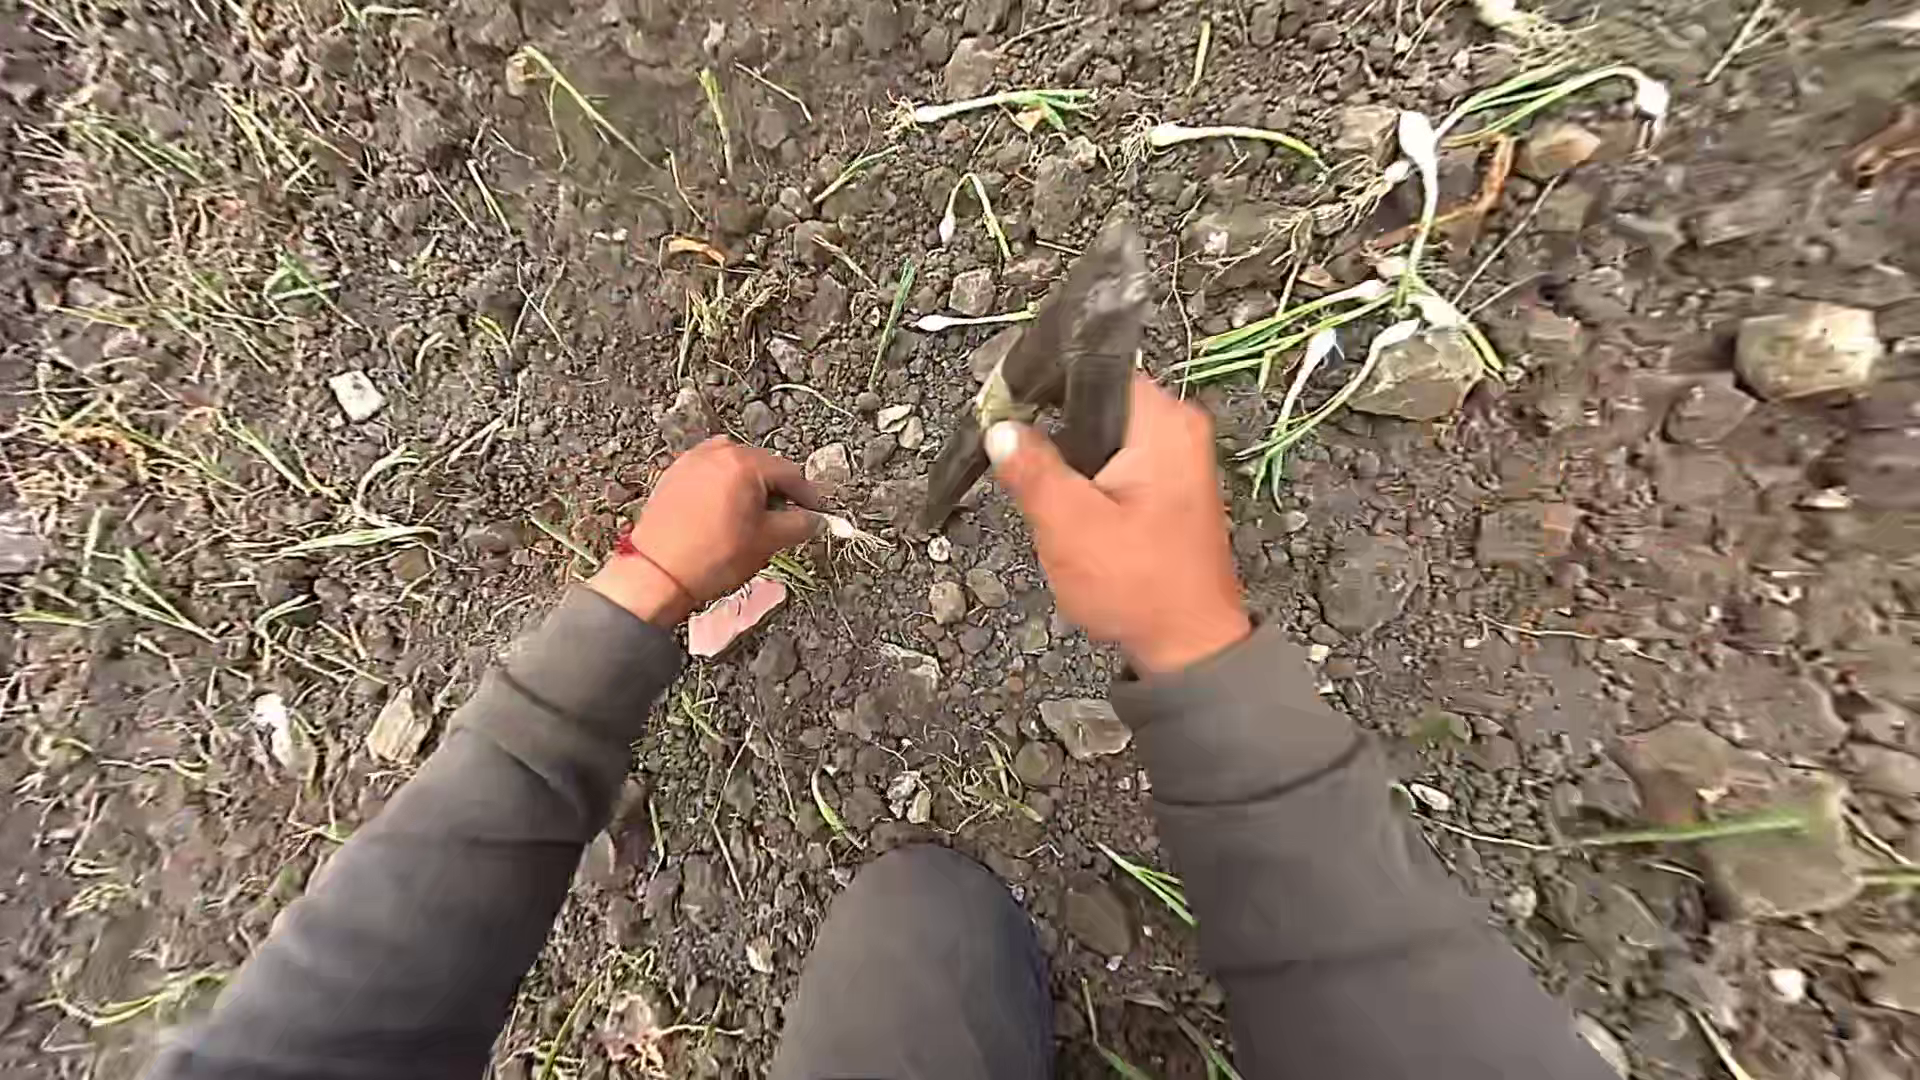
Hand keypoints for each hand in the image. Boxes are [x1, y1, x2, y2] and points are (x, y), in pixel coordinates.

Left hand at [588, 438, 821, 626]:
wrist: (656, 573)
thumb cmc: (716, 556)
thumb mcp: (769, 541)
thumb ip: (801, 524)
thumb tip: (819, 520)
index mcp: (745, 463)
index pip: (791, 473)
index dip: (808, 496)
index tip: (815, 515)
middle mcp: (718, 452)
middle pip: (764, 465)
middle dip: (779, 490)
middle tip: (786, 518)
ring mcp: (693, 460)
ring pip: (737, 466)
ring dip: (752, 485)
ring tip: (755, 515)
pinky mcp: (675, 473)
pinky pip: (712, 471)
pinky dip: (726, 485)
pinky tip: (727, 510)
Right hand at [985, 373, 1250, 674]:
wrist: (1185, 647)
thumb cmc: (1139, 589)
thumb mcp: (1071, 526)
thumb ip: (1032, 470)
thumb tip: (1000, 429)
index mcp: (1163, 426)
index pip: (1094, 371)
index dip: (1043, 386)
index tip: (1005, 411)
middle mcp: (1176, 433)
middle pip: (1092, 406)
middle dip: (1052, 436)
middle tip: (1022, 468)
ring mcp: (1173, 461)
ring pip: (1098, 438)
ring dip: (1066, 464)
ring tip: (1050, 501)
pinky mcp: (1164, 488)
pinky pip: (1111, 465)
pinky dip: (1084, 483)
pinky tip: (1071, 515)